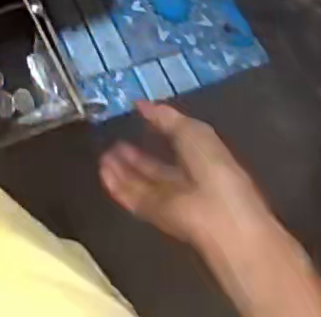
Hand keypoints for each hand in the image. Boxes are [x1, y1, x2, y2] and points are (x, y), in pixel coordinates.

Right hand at [99, 101, 274, 250]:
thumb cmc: (212, 167)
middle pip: (156, 169)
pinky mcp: (157, 215)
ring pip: (142, 183)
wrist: (218, 216)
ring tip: (102, 155)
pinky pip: (134, 199)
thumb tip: (142, 104)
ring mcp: (172, 200)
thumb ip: (165, 116)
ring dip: (122, 170)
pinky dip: (117, 186)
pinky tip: (103, 172)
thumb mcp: (192, 130)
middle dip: (134, 156)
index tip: (136, 119)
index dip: (157, 133)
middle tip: (112, 141)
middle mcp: (188, 182)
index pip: (177, 145)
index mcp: (202, 160)